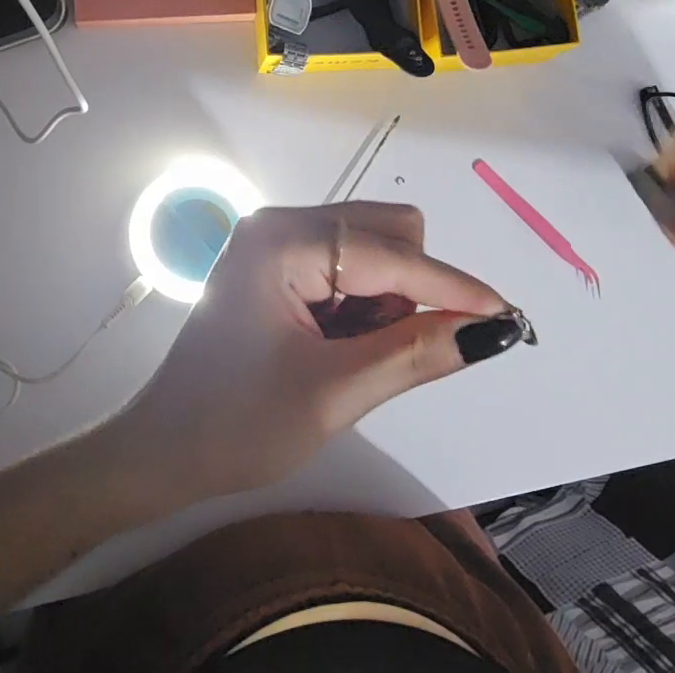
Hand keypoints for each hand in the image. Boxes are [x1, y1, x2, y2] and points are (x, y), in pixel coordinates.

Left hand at [105, 202, 523, 500]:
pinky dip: (364, 304)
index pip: (393, 254)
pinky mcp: (277, 265)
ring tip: (351, 357)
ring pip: (374, 248)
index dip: (454, 287)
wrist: (165, 451)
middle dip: (412, 290)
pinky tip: (338, 346)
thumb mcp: (334, 393)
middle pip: (387, 231)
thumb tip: (495, 329)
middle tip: (391, 353)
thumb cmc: (237, 426)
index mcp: (282, 241)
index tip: (510, 316)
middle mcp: (278, 223)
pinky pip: (349, 267)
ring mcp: (275, 241)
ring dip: (388, 300)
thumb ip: (416, 353)